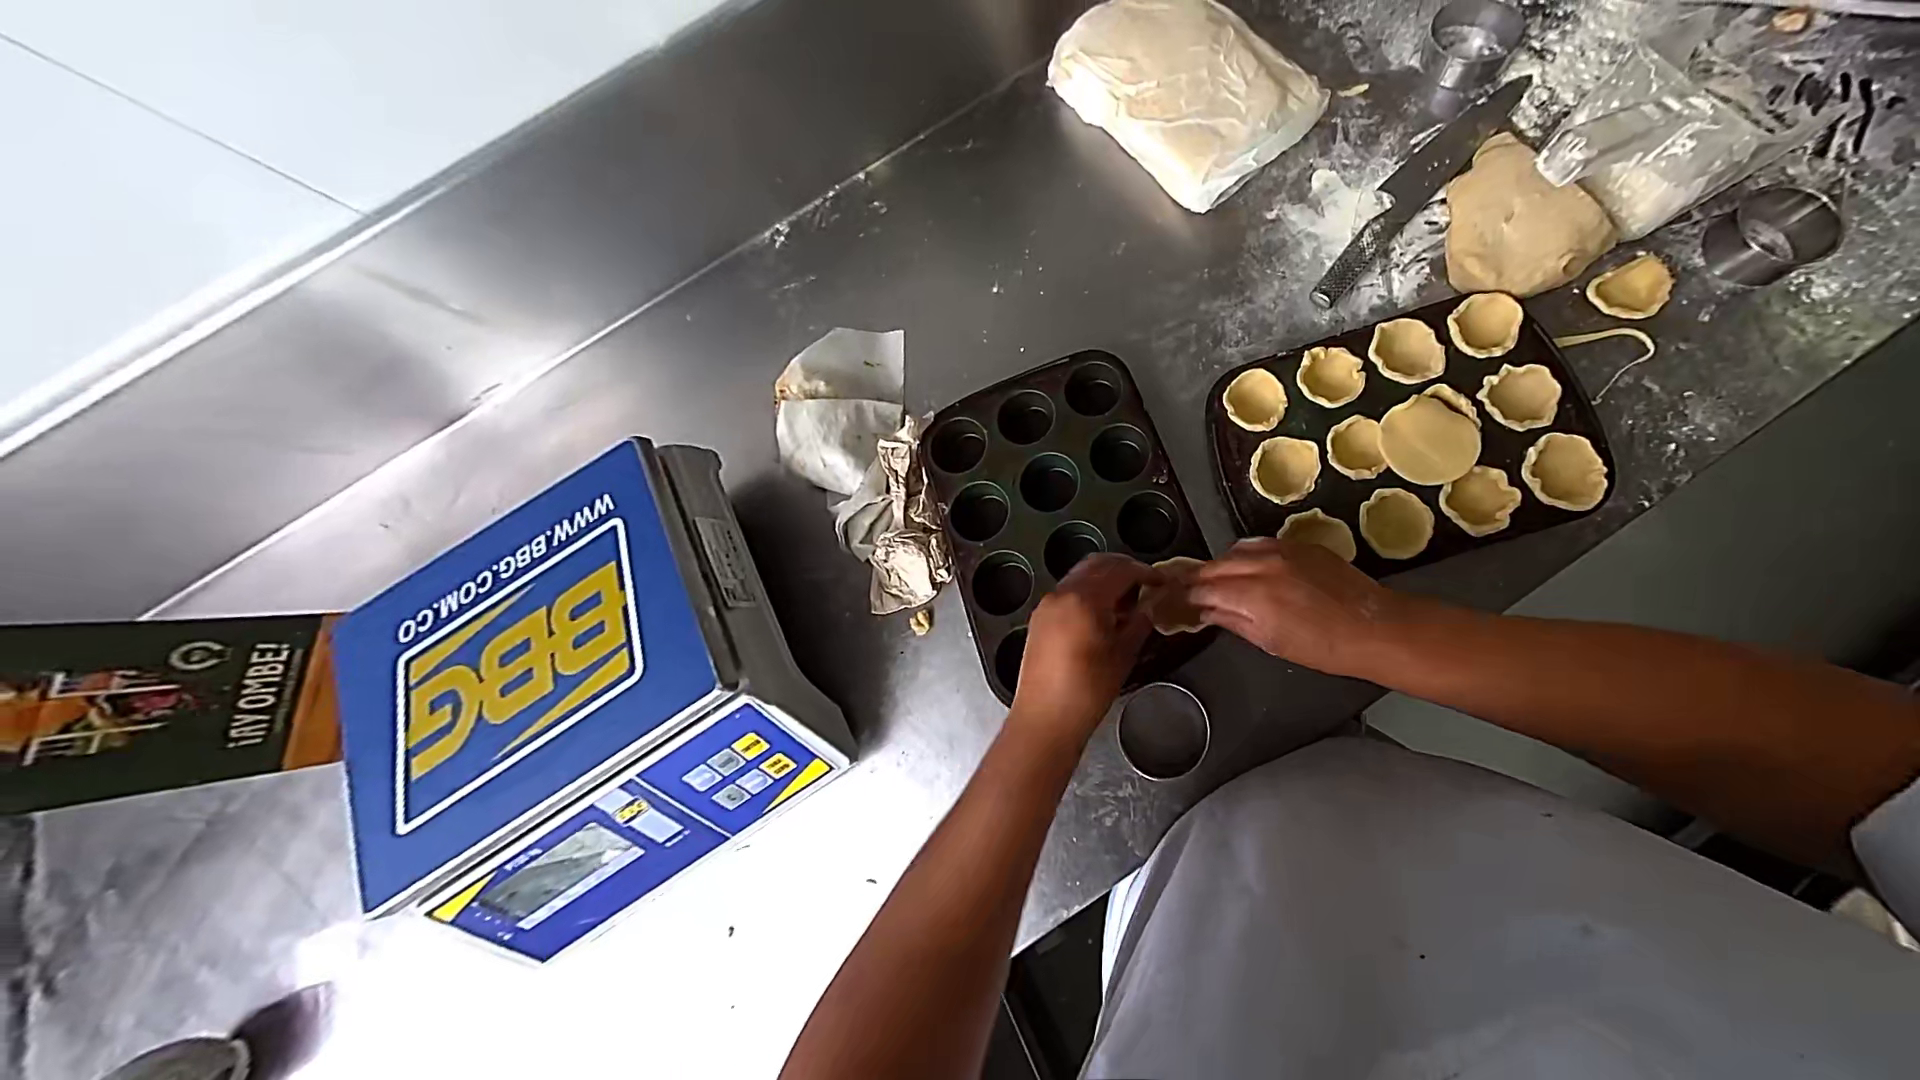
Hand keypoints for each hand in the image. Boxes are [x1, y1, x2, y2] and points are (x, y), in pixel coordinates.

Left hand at [1009, 554, 1157, 743]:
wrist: (1045, 717)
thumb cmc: (1088, 691)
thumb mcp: (1124, 654)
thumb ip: (1139, 622)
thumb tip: (1150, 606)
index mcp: (1085, 599)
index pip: (1120, 570)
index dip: (1145, 572)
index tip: (1161, 580)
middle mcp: (1061, 594)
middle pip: (1097, 565)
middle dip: (1123, 569)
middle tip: (1145, 583)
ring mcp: (1046, 605)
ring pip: (1079, 576)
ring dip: (1104, 579)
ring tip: (1126, 601)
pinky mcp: (1039, 618)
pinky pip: (1067, 593)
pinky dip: (1086, 592)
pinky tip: (1102, 613)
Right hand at [1188, 538, 1405, 676]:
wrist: (1378, 629)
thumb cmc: (1325, 648)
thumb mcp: (1269, 642)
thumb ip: (1231, 621)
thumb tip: (1204, 612)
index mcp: (1252, 595)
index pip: (1200, 589)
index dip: (1179, 596)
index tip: (1167, 603)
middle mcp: (1262, 566)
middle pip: (1211, 567)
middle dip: (1193, 579)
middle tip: (1181, 591)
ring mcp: (1281, 551)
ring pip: (1232, 551)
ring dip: (1217, 566)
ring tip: (1212, 581)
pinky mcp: (1299, 545)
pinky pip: (1258, 545)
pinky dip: (1242, 556)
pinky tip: (1244, 570)